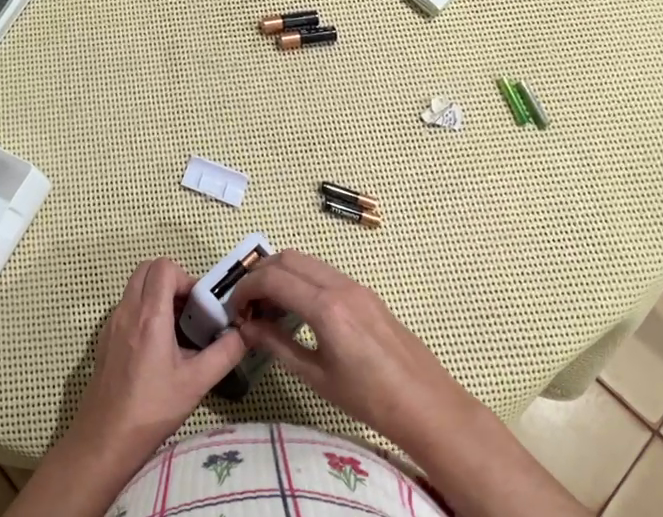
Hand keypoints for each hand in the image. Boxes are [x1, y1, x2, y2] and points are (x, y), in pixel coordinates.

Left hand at [67, 258, 248, 457]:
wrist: (106, 437)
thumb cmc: (152, 408)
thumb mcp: (197, 382)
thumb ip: (225, 353)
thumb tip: (245, 333)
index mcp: (149, 315)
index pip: (163, 267)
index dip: (185, 277)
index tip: (199, 304)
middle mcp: (126, 310)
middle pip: (146, 269)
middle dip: (171, 281)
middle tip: (189, 310)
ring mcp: (111, 323)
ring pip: (134, 287)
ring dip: (157, 295)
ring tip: (178, 329)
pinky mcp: (105, 337)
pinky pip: (126, 307)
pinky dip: (143, 311)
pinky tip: (158, 347)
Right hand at [230, 250, 466, 450]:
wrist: (427, 404)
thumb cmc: (369, 399)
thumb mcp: (316, 377)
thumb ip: (276, 345)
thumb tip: (246, 327)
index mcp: (326, 308)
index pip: (272, 279)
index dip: (245, 290)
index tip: (235, 311)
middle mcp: (340, 286)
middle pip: (287, 258)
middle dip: (260, 275)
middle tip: (248, 305)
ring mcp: (356, 286)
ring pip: (306, 261)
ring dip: (281, 275)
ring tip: (269, 309)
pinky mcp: (366, 293)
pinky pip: (324, 273)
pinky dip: (301, 280)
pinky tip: (297, 311)